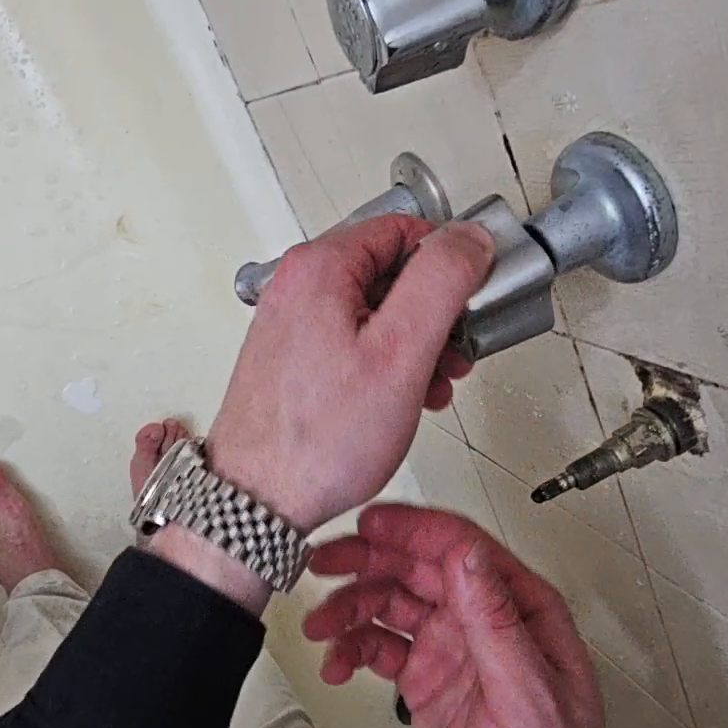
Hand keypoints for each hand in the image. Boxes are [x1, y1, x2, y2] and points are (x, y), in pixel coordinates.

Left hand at [207, 216, 492, 531]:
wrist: (258, 498)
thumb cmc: (317, 440)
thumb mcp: (401, 352)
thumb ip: (441, 283)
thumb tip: (467, 239)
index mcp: (318, 269)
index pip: (403, 230)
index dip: (447, 262)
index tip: (468, 297)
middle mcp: (296, 289)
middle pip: (389, 274)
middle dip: (433, 314)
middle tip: (453, 351)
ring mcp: (291, 325)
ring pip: (374, 312)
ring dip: (414, 344)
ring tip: (430, 383)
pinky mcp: (292, 359)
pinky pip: (352, 343)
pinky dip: (384, 364)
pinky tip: (399, 398)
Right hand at [304, 505, 663, 727]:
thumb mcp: (530, 697)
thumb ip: (495, 624)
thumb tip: (467, 556)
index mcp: (518, 608)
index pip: (461, 548)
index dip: (413, 530)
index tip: (370, 525)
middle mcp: (479, 618)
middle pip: (415, 567)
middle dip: (366, 561)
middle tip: (323, 562)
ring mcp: (448, 644)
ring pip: (389, 603)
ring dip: (350, 607)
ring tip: (320, 625)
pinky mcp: (423, 675)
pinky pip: (378, 646)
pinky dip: (352, 649)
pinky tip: (338, 664)